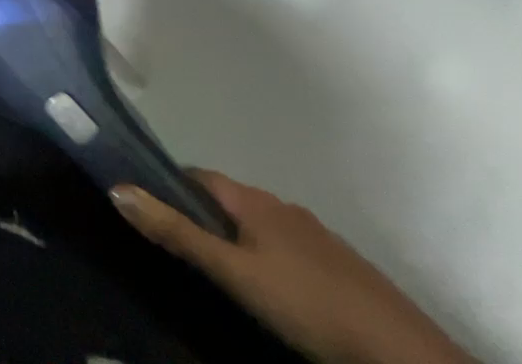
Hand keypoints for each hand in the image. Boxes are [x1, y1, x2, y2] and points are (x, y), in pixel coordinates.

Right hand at [112, 172, 475, 363]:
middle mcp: (286, 209)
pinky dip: (264, 258)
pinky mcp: (340, 268)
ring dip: (233, 238)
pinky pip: (286, 250)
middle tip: (172, 242)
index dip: (168, 184)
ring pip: (259, 227)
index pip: (199, 175)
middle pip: (229, 201)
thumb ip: (175, 232)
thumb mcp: (231, 271)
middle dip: (198, 214)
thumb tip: (118, 188)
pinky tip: (265, 288)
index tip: (144, 204)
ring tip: (213, 268)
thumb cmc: (306, 303)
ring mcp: (319, 238)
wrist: (403, 354)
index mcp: (257, 202)